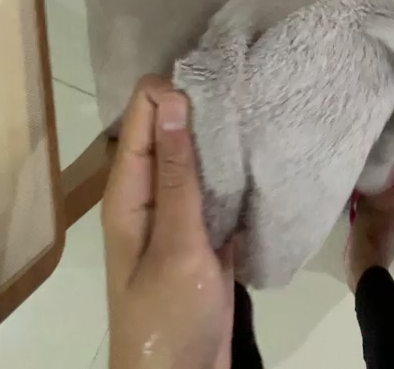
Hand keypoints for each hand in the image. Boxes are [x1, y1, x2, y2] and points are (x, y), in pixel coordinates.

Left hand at [103, 77, 235, 368]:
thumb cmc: (169, 316)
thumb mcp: (176, 244)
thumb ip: (177, 173)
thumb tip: (174, 98)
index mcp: (130, 192)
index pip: (144, 114)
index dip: (174, 88)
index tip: (220, 76)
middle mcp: (150, 193)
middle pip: (172, 129)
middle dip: (203, 105)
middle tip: (250, 86)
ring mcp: (179, 213)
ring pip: (198, 155)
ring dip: (223, 134)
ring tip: (263, 107)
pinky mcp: (204, 231)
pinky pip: (217, 185)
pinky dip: (235, 167)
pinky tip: (264, 149)